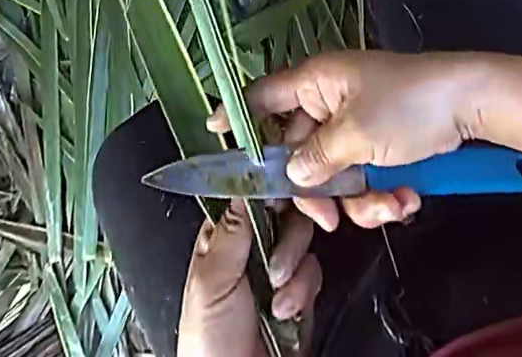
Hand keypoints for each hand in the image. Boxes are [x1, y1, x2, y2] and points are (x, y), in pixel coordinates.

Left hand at [178, 201, 322, 356]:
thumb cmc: (208, 339)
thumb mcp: (212, 280)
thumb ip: (232, 230)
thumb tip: (245, 182)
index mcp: (226, 232)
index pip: (253, 193)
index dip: (272, 189)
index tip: (285, 195)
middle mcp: (253, 243)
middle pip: (285, 210)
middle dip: (290, 233)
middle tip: (281, 260)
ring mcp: (278, 265)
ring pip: (302, 237)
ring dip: (293, 265)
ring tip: (276, 292)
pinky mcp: (299, 290)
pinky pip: (313, 271)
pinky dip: (302, 290)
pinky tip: (285, 311)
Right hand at [212, 51, 486, 231]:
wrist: (468, 103)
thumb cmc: (405, 105)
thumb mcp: (355, 135)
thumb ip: (315, 158)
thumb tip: (291, 176)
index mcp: (315, 82)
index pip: (262, 96)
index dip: (237, 116)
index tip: (212, 137)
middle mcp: (328, 100)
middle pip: (297, 151)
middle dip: (317, 190)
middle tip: (331, 219)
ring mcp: (354, 122)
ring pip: (333, 172)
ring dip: (358, 199)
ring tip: (389, 204)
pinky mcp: (378, 141)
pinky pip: (362, 174)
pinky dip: (380, 192)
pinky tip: (406, 198)